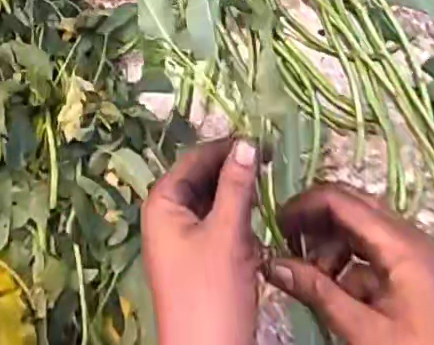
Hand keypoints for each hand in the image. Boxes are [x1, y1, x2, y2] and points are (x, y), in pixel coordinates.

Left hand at [141, 137, 264, 344]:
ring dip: (236, 193)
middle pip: (202, 178)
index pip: (196, 159)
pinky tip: (257, 217)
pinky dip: (236, 218)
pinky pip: (216, 225)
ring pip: (211, 202)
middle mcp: (165, 214)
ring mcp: (179, 238)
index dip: (227, 146)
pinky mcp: (196, 259)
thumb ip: (236, 185)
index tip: (261, 139)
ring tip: (267, 182)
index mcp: (162, 201)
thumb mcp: (227, 234)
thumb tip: (247, 143)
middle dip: (233, 169)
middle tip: (271, 158)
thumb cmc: (211, 294)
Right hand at [267, 184, 433, 344]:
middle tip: (289, 250)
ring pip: (363, 231)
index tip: (275, 227)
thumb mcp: (368, 337)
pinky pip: (378, 254)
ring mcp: (420, 255)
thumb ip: (319, 294)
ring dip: (334, 249)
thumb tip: (272, 264)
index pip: (339, 199)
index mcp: (401, 244)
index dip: (302, 207)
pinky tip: (342, 299)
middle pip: (351, 207)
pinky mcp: (422, 276)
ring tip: (316, 284)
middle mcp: (411, 237)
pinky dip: (354, 268)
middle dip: (317, 225)